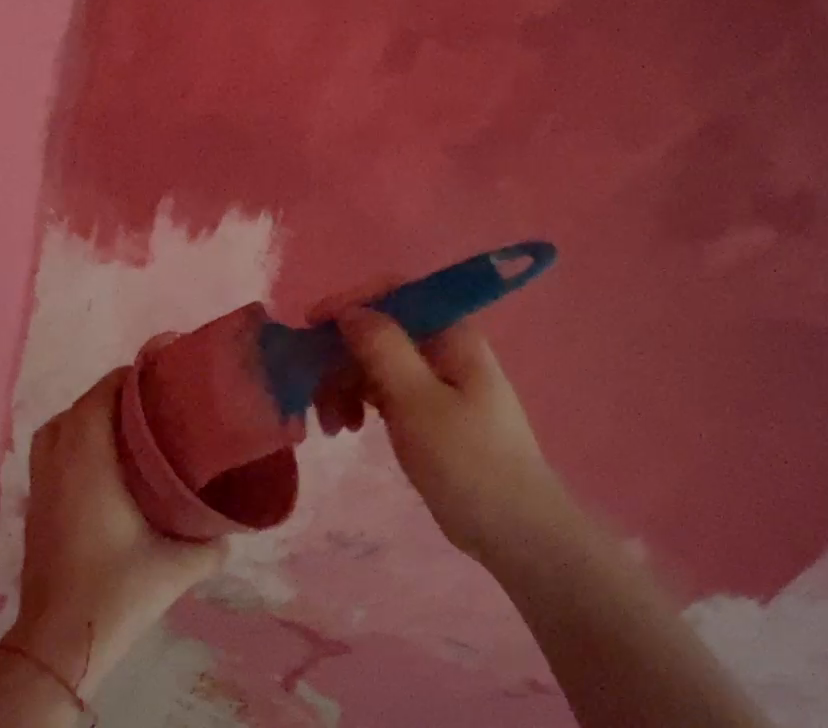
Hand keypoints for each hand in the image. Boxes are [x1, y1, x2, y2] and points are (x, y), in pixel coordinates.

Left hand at [8, 368, 225, 698]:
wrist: (59, 637)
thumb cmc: (116, 591)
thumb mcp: (176, 567)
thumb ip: (210, 544)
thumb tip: (231, 529)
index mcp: (88, 461)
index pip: (100, 396)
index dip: (126, 378)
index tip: (157, 374)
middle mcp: (58, 462)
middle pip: (79, 406)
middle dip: (111, 394)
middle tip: (150, 403)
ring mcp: (40, 483)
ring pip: (57, 427)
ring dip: (86, 416)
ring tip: (123, 428)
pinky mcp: (34, 504)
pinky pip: (49, 450)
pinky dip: (71, 440)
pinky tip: (100, 465)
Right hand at [328, 307, 575, 562]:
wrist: (516, 533)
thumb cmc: (470, 462)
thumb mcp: (418, 401)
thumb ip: (382, 348)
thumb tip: (348, 309)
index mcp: (450, 334)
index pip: (392, 292)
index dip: (349, 302)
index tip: (311, 327)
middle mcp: (441, 348)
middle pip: (376, 330)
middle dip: (338, 356)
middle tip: (313, 392)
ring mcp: (434, 381)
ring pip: (372, 362)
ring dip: (342, 384)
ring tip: (331, 426)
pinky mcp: (425, 412)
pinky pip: (380, 391)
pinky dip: (357, 403)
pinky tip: (347, 430)